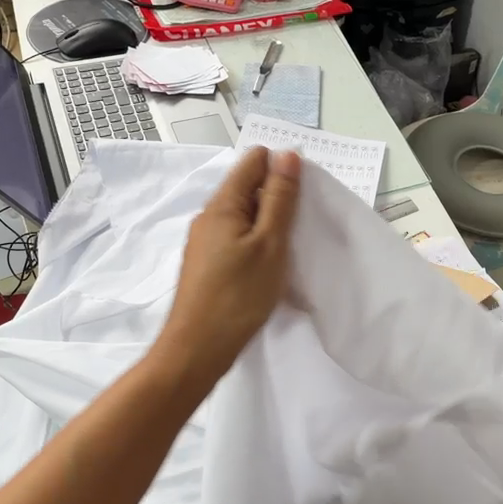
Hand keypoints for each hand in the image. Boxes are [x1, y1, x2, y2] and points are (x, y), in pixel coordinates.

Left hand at [154, 148, 300, 380]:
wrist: (198, 349)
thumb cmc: (239, 295)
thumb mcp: (270, 243)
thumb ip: (280, 198)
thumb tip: (287, 155)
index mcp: (222, 204)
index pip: (253, 161)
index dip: (282, 168)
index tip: (304, 195)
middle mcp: (209, 216)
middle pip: (248, 187)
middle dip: (278, 195)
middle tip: (303, 222)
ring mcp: (206, 241)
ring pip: (244, 214)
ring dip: (269, 221)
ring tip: (291, 244)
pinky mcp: (208, 263)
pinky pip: (237, 237)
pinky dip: (258, 241)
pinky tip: (272, 263)